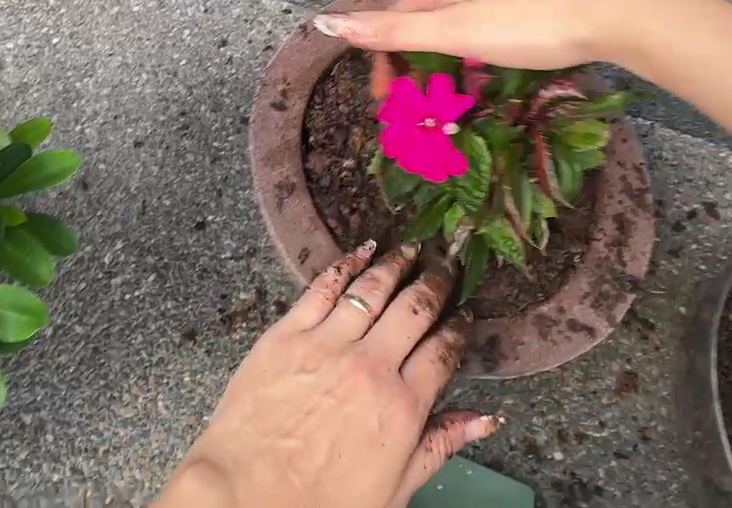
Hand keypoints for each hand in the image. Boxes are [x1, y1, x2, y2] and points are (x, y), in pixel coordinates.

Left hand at [156, 242, 499, 507]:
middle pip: (413, 310)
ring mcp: (327, 343)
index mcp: (401, 407)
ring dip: (395, 265)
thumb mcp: (392, 488)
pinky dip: (346, 265)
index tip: (464, 316)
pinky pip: (322, 287)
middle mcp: (370, 366)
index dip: (457, 330)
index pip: (442, 353)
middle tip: (445, 267)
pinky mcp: (288, 332)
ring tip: (409, 249)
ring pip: (372, 290)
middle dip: (434, 285)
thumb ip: (438, 445)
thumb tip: (484, 419)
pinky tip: (361, 251)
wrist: (246, 493)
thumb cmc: (321, 502)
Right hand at [312, 0, 685, 77]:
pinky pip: (485, 20)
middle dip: (416, 66)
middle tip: (426, 109)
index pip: (392, 24)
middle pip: (423, 22)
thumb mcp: (454, 33)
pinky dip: (476, 48)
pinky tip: (496, 64)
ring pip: (456, 22)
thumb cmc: (528, 27)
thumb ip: (393, 30)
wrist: (613, 11)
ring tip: (462, 95)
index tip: (390, 109)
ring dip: (448, 61)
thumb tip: (327, 22)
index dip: (384, 67)